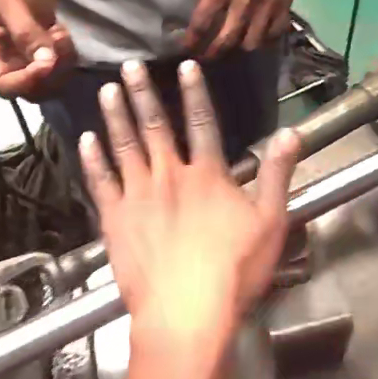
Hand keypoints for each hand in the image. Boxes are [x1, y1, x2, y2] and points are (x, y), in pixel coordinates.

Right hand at [0, 0, 75, 97]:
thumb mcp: (12, 1)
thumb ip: (26, 32)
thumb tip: (46, 61)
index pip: (4, 85)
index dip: (29, 80)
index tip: (49, 61)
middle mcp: (2, 66)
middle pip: (30, 90)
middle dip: (50, 70)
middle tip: (58, 38)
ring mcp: (23, 64)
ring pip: (50, 83)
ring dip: (62, 62)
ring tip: (60, 32)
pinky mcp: (42, 58)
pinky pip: (61, 70)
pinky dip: (67, 56)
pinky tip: (62, 32)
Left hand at [78, 60, 300, 349]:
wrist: (186, 313)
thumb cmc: (234, 269)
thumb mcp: (271, 220)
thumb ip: (278, 172)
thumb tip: (291, 132)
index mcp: (207, 174)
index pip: (202, 122)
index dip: (195, 92)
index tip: (185, 66)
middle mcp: (169, 176)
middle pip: (155, 126)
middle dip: (143, 93)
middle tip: (130, 65)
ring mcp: (138, 196)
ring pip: (125, 146)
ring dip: (116, 115)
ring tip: (107, 89)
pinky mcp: (115, 220)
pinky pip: (101, 182)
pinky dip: (92, 159)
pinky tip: (86, 139)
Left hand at [186, 0, 304, 57]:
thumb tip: (204, 13)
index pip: (202, 21)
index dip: (192, 40)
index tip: (186, 49)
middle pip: (227, 39)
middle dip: (213, 52)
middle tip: (206, 56)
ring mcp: (269, 0)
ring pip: (252, 42)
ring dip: (239, 47)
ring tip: (232, 46)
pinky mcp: (287, 0)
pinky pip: (275, 32)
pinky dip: (264, 38)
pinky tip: (257, 35)